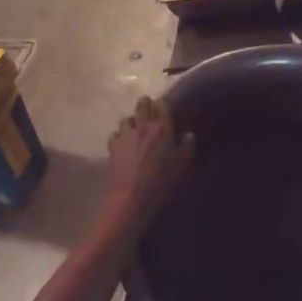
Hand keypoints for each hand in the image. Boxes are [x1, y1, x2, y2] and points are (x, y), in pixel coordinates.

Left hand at [102, 96, 192, 233]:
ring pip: (126, 119)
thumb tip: (189, 135)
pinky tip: (123, 145)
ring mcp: (125, 135)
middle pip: (142, 104)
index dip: (163, 105)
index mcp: (161, 128)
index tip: (164, 108)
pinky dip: (119, 137)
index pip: (162, 105)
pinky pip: (115, 135)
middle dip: (146, 104)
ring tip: (135, 130)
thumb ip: (186, 147)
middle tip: (149, 111)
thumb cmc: (161, 181)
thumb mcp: (181, 165)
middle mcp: (142, 126)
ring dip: (132, 122)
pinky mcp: (112, 146)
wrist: (132, 196)